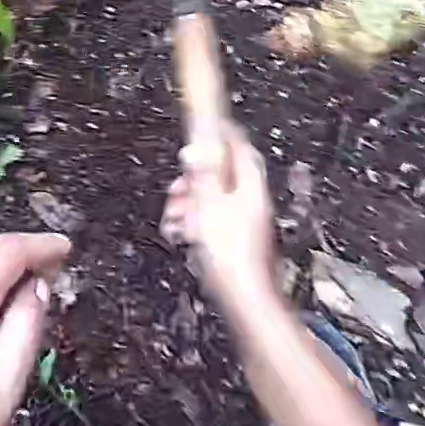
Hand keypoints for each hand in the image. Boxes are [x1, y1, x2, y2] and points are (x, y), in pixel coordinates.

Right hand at [161, 125, 276, 305]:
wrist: (244, 300)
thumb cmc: (229, 255)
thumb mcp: (208, 206)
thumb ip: (201, 176)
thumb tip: (195, 149)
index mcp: (249, 189)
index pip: (240, 149)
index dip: (224, 134)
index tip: (209, 124)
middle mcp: (250, 202)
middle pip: (221, 174)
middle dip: (194, 177)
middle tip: (177, 187)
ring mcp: (244, 222)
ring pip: (212, 197)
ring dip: (189, 202)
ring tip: (174, 217)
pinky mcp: (235, 239)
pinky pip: (211, 219)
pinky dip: (194, 220)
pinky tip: (180, 232)